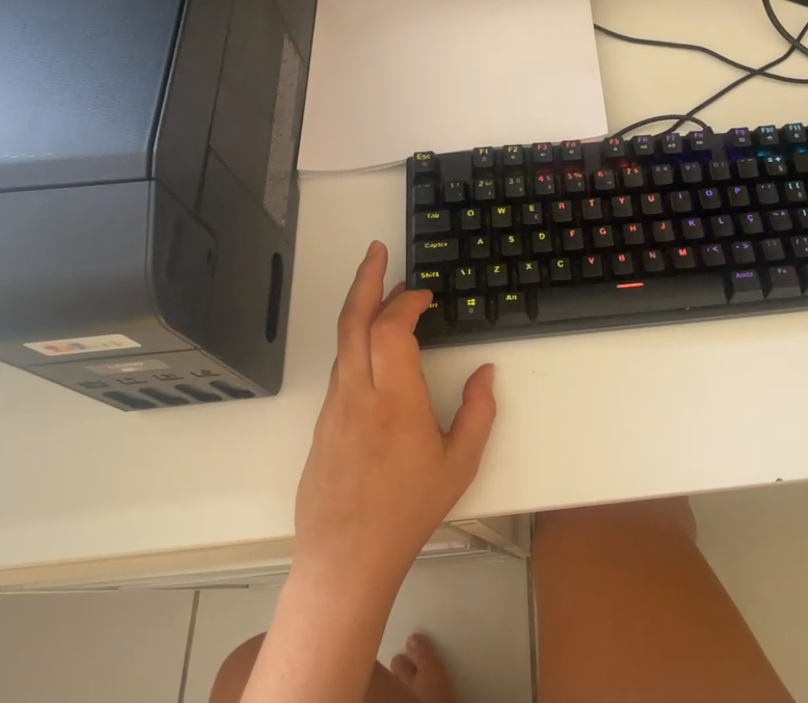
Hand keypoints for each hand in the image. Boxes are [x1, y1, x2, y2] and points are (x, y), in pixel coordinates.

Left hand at [292, 241, 496, 588]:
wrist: (345, 556)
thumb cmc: (407, 511)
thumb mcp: (459, 464)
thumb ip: (478, 412)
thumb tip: (486, 373)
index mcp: (395, 399)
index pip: (393, 328)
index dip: (408, 301)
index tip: (426, 295)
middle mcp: (357, 393)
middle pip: (353, 320)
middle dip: (366, 279)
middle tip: (378, 250)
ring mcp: (333, 407)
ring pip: (342, 342)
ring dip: (360, 309)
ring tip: (382, 294)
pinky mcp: (321, 423)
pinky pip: (340, 369)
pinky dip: (355, 342)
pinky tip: (373, 349)